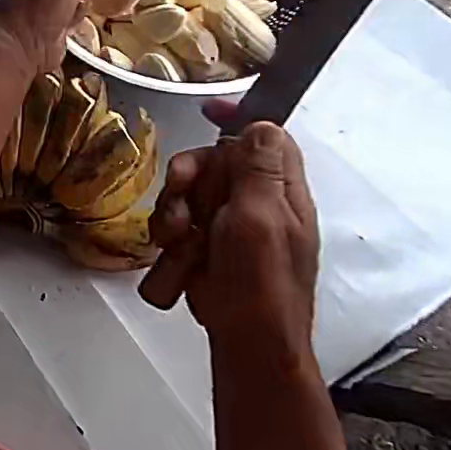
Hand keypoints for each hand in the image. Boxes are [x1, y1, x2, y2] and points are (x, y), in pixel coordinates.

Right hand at [150, 110, 318, 359]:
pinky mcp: (204, 243)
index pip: (265, 137)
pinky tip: (176, 253)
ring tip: (178, 238)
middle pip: (214, 161)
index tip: (210, 110)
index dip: (240, 119)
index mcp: (281, 189)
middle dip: (191, 174)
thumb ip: (261, 168)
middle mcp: (255, 200)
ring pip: (189, 191)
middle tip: (180, 189)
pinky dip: (169, 235)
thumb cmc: (261, 280)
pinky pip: (176, 221)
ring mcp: (228, 223)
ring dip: (175, 209)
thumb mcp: (262, 217)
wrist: (246, 340)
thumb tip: (265, 124)